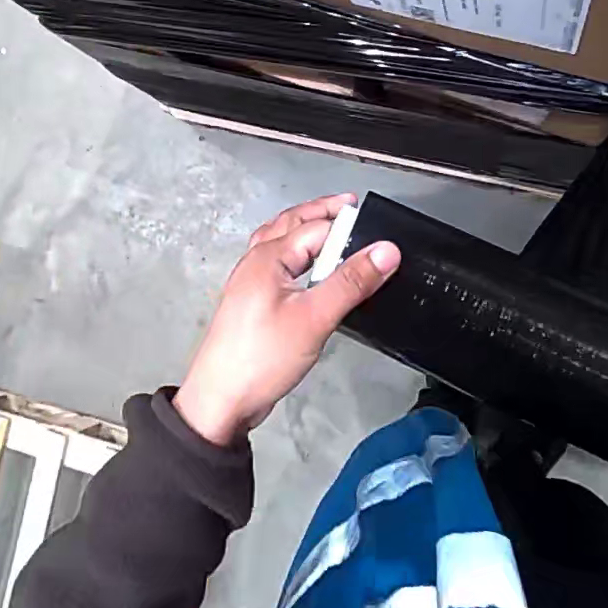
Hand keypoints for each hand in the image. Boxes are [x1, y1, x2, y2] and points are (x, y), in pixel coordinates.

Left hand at [174, 195, 400, 445]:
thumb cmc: (263, 358)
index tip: (378, 228)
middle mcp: (256, 261)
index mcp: (269, 257)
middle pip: (291, 222)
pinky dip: (294, 249)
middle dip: (321, 211)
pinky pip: (275, 259)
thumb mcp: (314, 318)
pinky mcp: (252, 300)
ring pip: (279, 239)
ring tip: (330, 224)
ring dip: (304, 227)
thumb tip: (386, 250)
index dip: (348, 227)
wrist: (221, 401)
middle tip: (350, 205)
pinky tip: (305, 264)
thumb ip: (351, 282)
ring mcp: (250, 280)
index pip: (317, 229)